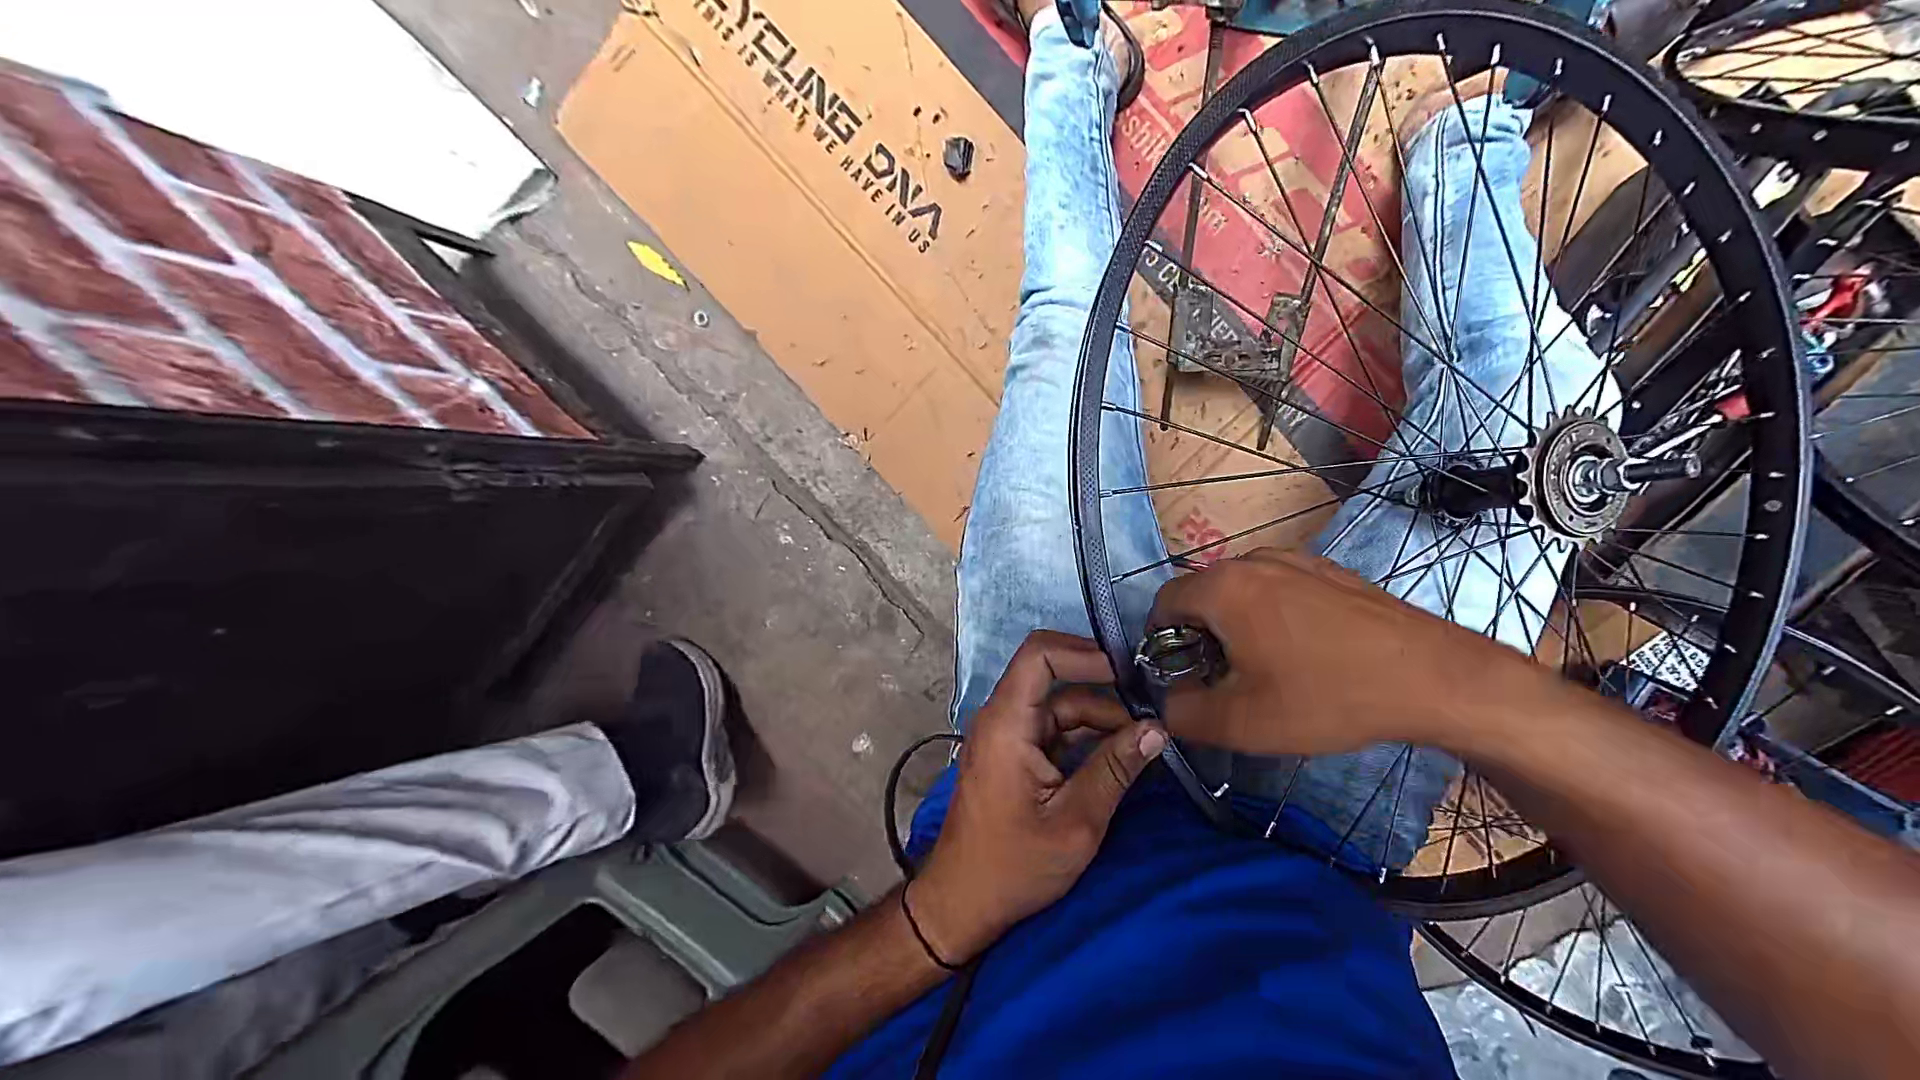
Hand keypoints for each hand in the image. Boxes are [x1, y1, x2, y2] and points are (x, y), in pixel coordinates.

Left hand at [909, 630, 1165, 963]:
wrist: (964, 902)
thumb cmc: (1014, 866)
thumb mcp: (1076, 821)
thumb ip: (1115, 769)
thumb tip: (1157, 729)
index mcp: (1007, 723)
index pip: (1039, 655)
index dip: (1084, 653)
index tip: (1129, 674)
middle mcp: (1003, 718)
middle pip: (1055, 679)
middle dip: (1104, 691)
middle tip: (1151, 712)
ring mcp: (1008, 736)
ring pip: (1060, 705)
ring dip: (1101, 718)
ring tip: (1145, 742)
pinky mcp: (1016, 754)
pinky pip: (1055, 729)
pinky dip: (1087, 737)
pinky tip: (1120, 755)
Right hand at [1147, 548, 1550, 756]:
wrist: (1435, 679)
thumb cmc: (1326, 696)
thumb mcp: (1240, 723)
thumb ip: (1181, 713)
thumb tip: (1167, 701)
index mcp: (1222, 587)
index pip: (1162, 603)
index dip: (1160, 643)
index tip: (1184, 677)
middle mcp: (1252, 560)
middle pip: (1201, 596)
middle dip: (1200, 637)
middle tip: (1226, 681)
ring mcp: (1296, 560)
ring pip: (1240, 593)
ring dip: (1236, 627)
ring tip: (1268, 669)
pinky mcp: (1329, 571)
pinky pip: (1278, 589)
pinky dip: (1273, 617)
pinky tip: (1306, 653)